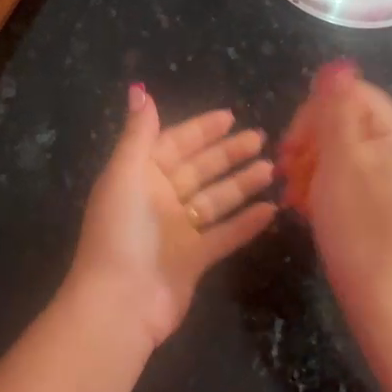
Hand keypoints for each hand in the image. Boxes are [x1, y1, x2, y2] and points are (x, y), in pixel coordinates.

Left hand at [68, 84, 277, 346]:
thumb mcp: (124, 173)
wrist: (119, 302)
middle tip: (261, 138)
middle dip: (228, 153)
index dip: (201, 130)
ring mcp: (179, 231)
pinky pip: (225, 235)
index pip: (175, 144)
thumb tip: (139, 89)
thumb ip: (138, 133)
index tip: (230, 116)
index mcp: (140, 176)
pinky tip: (271, 209)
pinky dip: (246, 223)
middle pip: (199, 169)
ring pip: (216, 200)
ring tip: (272, 169)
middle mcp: (160, 200)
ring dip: (242, 184)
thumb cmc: (120, 230)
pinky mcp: (195, 261)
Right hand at [305, 68, 391, 315]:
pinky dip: (315, 183)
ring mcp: (381, 168)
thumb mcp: (341, 160)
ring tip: (293, 194)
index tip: (291, 146)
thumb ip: (337, 109)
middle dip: (307, 141)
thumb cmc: (358, 225)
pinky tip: (303, 205)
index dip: (313, 114)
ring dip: (306, 164)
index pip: (346, 93)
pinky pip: (336, 170)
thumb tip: (337, 62)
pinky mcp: (369, 191)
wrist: (377, 292)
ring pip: (331, 144)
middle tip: (286, 172)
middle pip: (337, 116)